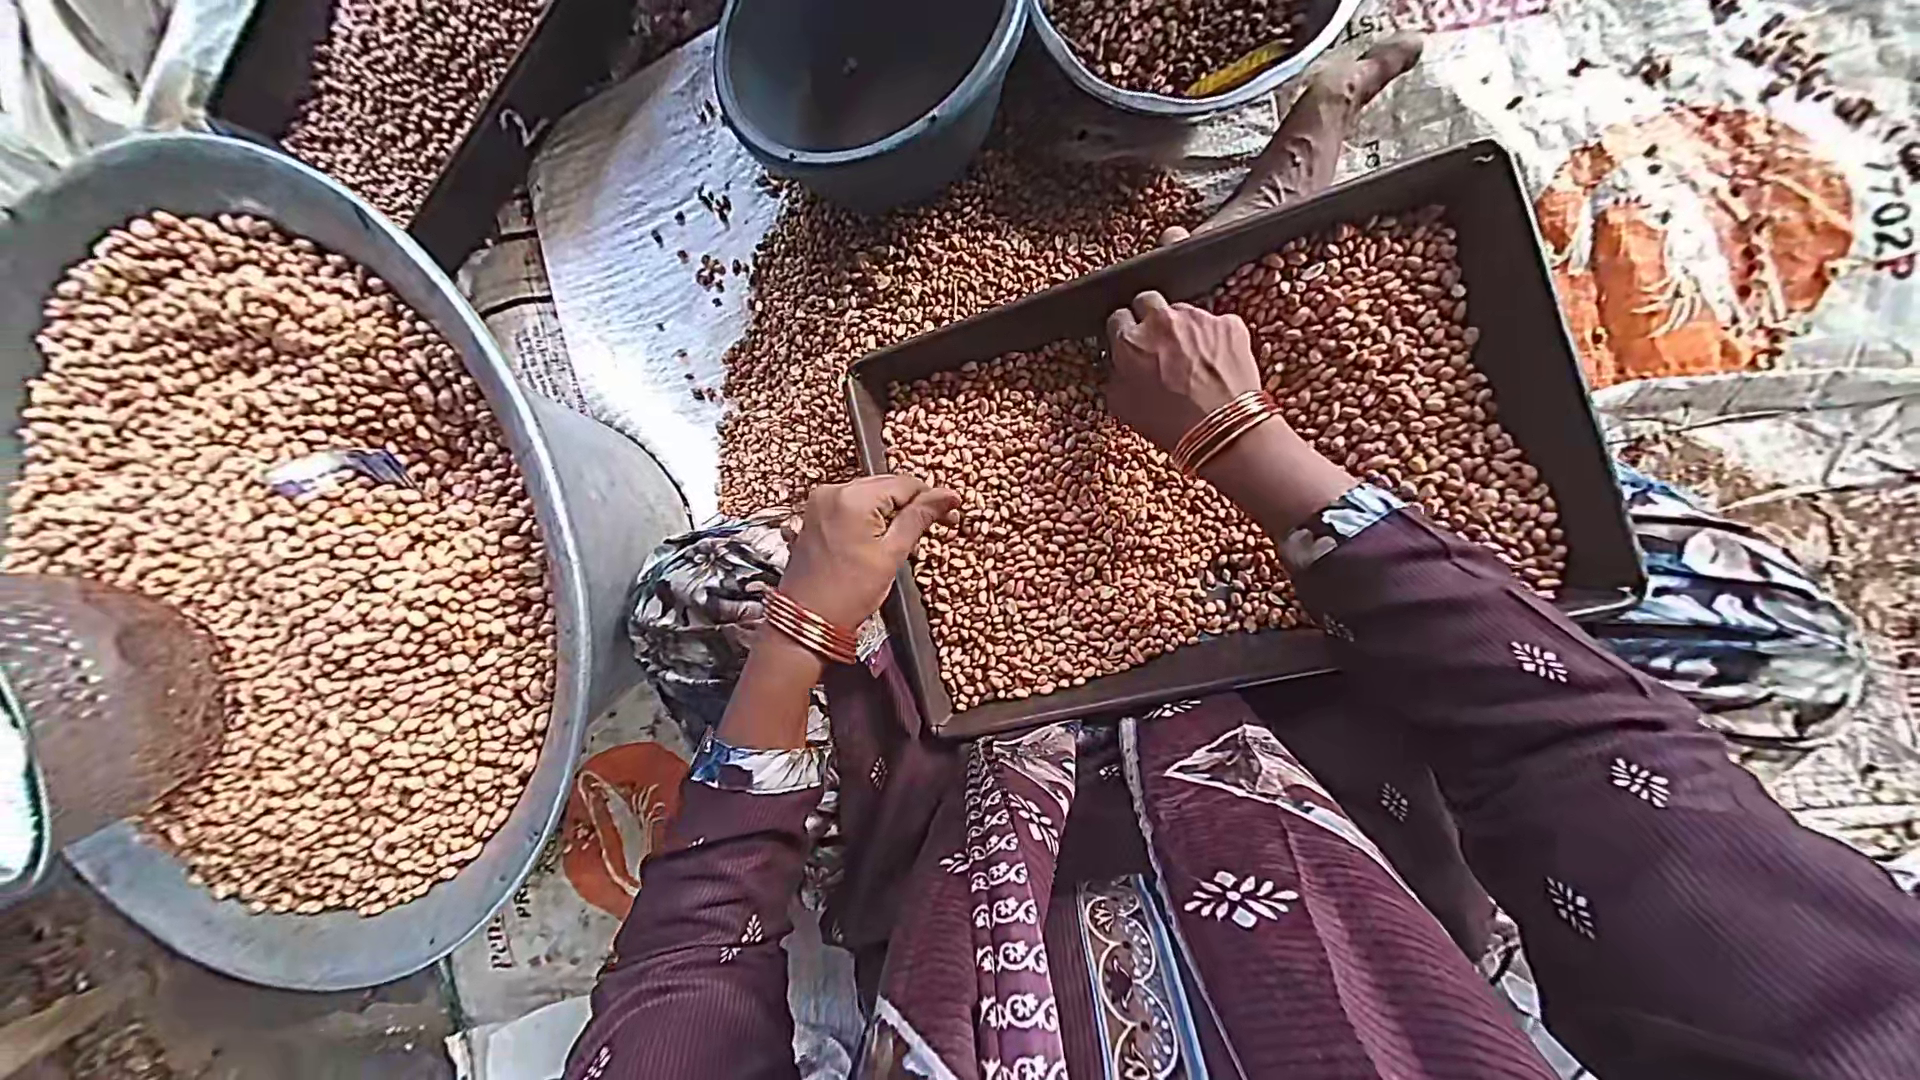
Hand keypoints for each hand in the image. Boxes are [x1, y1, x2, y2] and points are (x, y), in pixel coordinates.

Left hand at [778, 474, 959, 629]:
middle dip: (912, 503)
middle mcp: (833, 490)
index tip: (951, 513)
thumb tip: (948, 496)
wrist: (806, 619)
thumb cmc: (849, 592)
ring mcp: (820, 501)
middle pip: (887, 485)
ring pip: (870, 494)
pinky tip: (882, 536)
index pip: (905, 484)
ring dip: (892, 509)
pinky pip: (852, 504)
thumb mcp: (892, 554)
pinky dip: (870, 515)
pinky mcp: (815, 514)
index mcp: (854, 498)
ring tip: (908, 535)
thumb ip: (919, 518)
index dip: (932, 498)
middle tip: (937, 524)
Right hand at [1105, 290, 1261, 454]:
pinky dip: (1213, 338)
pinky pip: (1216, 323)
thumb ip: (1115, 377)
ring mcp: (1198, 319)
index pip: (1117, 318)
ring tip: (1188, 359)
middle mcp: (1161, 322)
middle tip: (1154, 341)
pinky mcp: (1229, 324)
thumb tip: (1118, 368)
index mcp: (1130, 342)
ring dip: (1182, 328)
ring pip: (1183, 311)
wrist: (1220, 429)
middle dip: (1148, 316)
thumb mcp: (1123, 407)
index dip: (1122, 331)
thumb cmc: (1170, 422)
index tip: (1128, 342)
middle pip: (1147, 300)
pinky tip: (1213, 362)